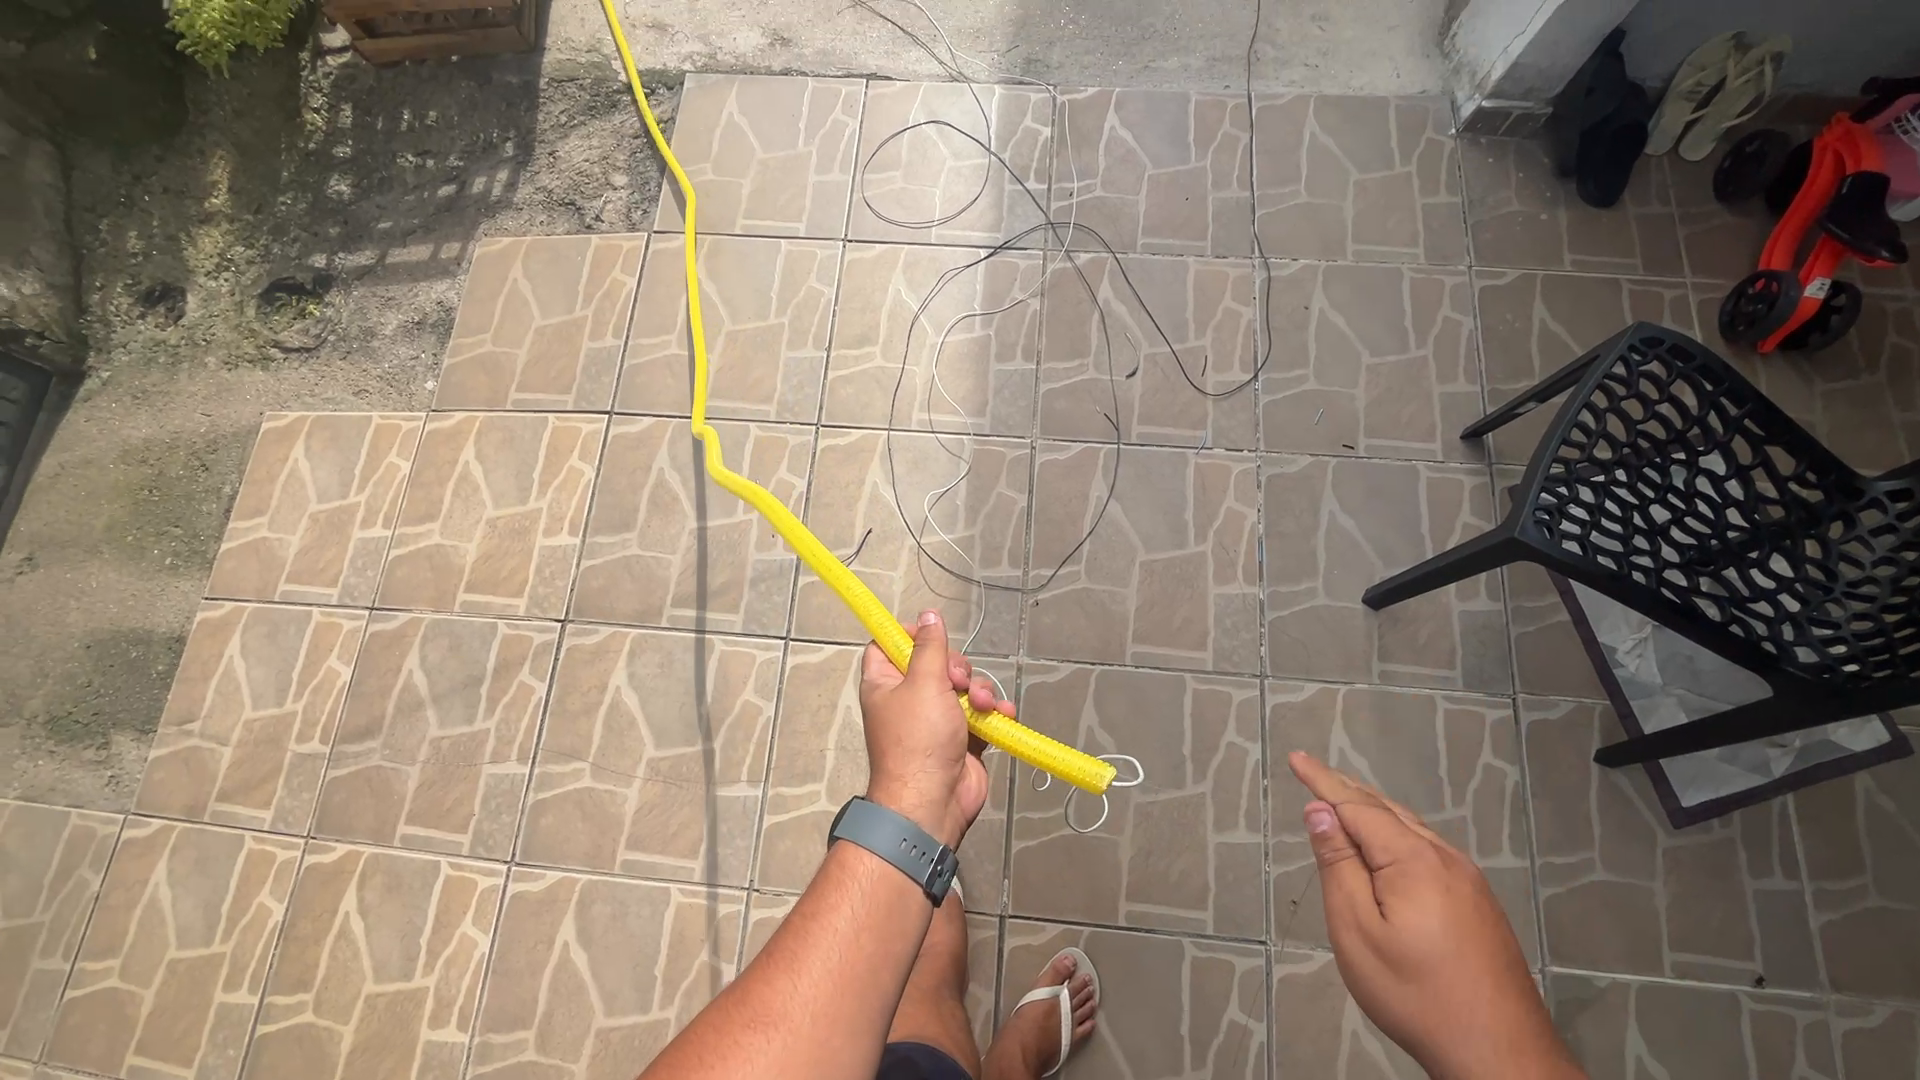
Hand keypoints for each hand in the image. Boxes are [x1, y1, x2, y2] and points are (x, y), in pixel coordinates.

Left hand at [859, 610, 1012, 848]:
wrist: (934, 801)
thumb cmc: (919, 739)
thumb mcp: (923, 683)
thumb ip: (930, 647)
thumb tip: (928, 615)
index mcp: (886, 682)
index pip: (890, 644)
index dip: (910, 634)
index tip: (932, 633)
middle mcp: (908, 698)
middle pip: (936, 663)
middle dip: (957, 668)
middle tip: (958, 682)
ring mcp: (937, 718)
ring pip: (964, 687)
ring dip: (981, 691)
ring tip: (984, 706)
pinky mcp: (962, 736)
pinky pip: (981, 712)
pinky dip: (993, 712)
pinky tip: (1001, 715)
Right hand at [1288, 752, 1583, 1079]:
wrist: (1501, 1055)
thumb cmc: (1415, 993)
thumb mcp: (1357, 930)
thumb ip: (1338, 865)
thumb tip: (1320, 811)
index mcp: (1412, 859)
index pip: (1356, 805)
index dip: (1322, 781)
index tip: (1295, 758)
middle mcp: (1445, 858)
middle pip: (1386, 810)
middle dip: (1346, 789)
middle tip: (1313, 771)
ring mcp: (1468, 880)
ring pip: (1410, 828)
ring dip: (1373, 809)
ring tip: (1343, 799)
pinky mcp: (1478, 903)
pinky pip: (1428, 848)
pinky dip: (1396, 831)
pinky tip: (1388, 843)